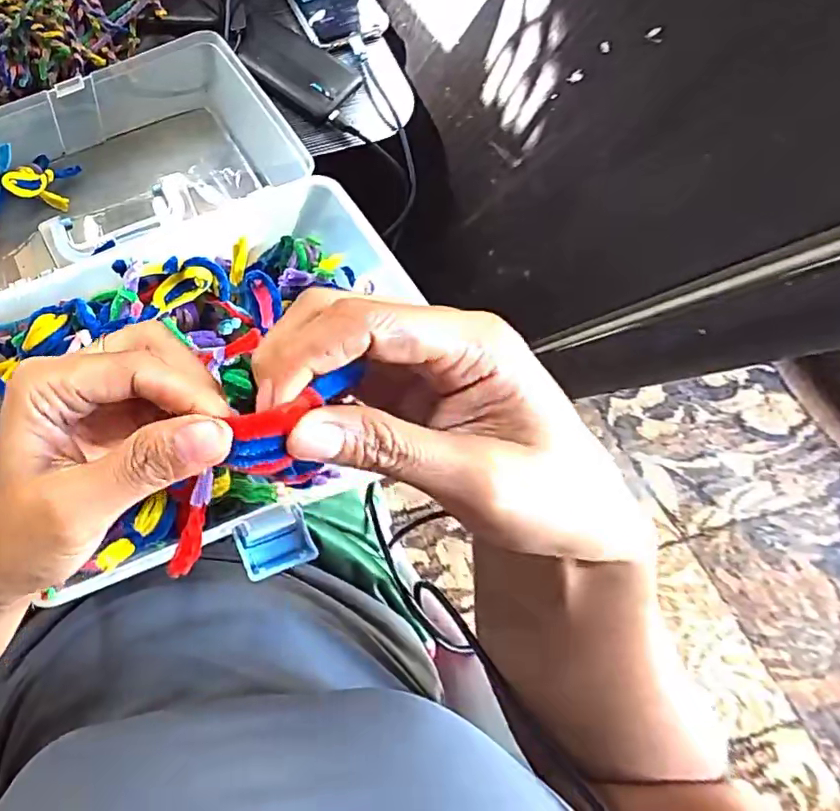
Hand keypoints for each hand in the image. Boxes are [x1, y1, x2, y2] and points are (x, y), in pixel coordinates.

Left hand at [0, 322, 231, 608]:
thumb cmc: (18, 541)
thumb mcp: (76, 509)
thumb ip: (143, 466)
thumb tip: (215, 433)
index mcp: (46, 383)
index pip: (129, 364)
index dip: (183, 389)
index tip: (227, 426)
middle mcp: (68, 377)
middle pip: (145, 348)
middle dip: (189, 380)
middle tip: (224, 427)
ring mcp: (90, 397)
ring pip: (156, 369)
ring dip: (191, 396)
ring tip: (219, 436)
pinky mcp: (109, 421)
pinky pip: (156, 403)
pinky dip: (184, 417)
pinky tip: (202, 443)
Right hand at [254, 296, 727, 787]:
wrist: (576, 528)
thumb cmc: (553, 503)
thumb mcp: (477, 482)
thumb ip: (385, 448)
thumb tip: (294, 434)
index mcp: (468, 340)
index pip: (366, 320)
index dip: (308, 353)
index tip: (272, 405)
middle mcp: (431, 333)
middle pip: (334, 312)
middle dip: (288, 353)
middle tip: (263, 411)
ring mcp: (408, 355)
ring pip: (323, 335)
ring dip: (288, 370)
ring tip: (272, 420)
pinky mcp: (390, 382)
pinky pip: (329, 371)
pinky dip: (301, 393)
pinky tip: (293, 422)